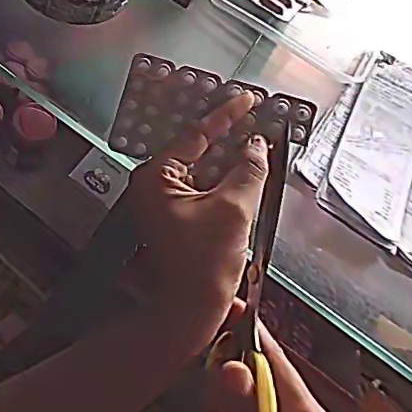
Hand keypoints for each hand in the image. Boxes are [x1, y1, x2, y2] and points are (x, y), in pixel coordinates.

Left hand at [125, 90, 268, 334]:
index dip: (226, 115)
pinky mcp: (175, 214)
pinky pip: (202, 185)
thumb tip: (257, 144)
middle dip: (227, 134)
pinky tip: (245, 168)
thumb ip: (247, 170)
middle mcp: (153, 184)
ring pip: (201, 167)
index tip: (247, 99)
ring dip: (228, 156)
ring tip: (254, 139)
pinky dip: (224, 176)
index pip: (195, 135)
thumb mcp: (234, 210)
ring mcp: (163, 200)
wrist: (191, 312)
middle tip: (254, 115)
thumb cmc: (205, 265)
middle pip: (196, 148)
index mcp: (156, 178)